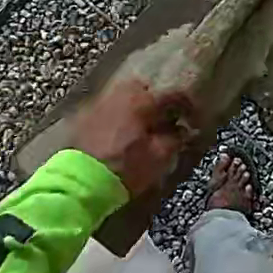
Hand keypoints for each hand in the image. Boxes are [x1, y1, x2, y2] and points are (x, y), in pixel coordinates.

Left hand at [70, 76, 197, 197]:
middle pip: (144, 89)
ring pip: (123, 97)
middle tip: (164, 121)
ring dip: (135, 108)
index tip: (193, 119)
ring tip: (141, 128)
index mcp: (142, 100)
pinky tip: (119, 134)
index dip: (188, 106)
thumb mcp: (159, 157)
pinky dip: (117, 117)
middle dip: (156, 102)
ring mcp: (99, 103)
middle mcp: (120, 94)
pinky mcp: (83, 117)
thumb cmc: (126, 167)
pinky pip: (107, 109)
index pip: (173, 95)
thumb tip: (183, 130)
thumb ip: (175, 139)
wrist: (79, 182)